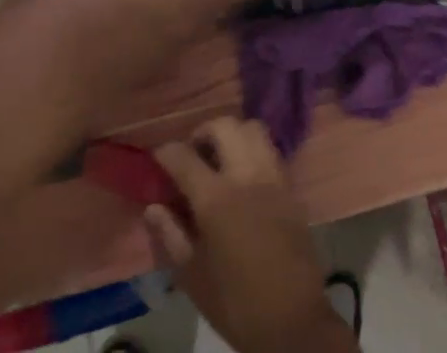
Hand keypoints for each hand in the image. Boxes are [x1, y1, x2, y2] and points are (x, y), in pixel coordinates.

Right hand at [147, 119, 355, 352]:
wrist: (291, 320)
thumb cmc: (234, 302)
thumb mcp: (190, 275)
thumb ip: (169, 234)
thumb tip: (153, 206)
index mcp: (217, 198)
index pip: (183, 156)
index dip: (164, 153)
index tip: (157, 159)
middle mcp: (248, 176)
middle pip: (226, 126)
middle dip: (203, 132)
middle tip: (192, 154)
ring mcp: (275, 179)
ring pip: (255, 130)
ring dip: (234, 135)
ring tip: (219, 160)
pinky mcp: (293, 189)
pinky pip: (272, 152)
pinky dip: (254, 151)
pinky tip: (243, 177)